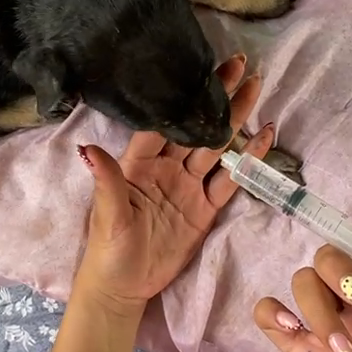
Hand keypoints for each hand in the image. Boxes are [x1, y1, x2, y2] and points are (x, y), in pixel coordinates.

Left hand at [73, 55, 273, 321]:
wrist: (124, 287)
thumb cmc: (108, 250)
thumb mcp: (107, 215)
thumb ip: (106, 180)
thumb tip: (87, 148)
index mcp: (139, 162)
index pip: (164, 121)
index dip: (181, 96)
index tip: (201, 68)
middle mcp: (165, 167)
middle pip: (195, 127)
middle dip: (217, 97)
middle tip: (241, 64)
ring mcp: (187, 186)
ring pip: (216, 147)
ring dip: (234, 120)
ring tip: (255, 88)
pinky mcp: (204, 208)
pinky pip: (229, 180)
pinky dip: (247, 160)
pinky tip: (264, 136)